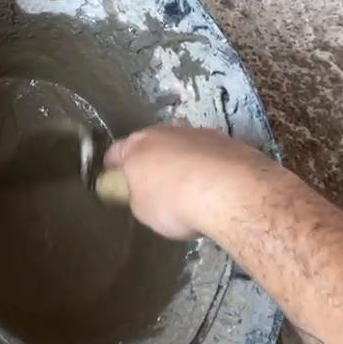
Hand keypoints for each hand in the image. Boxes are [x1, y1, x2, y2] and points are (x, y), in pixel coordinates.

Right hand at [103, 125, 275, 239]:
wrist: (230, 191)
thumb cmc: (174, 203)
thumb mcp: (143, 210)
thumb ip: (138, 197)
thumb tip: (142, 192)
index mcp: (136, 146)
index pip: (115, 152)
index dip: (112, 166)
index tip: (113, 178)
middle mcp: (163, 132)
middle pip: (151, 144)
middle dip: (151, 160)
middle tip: (155, 184)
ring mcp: (197, 133)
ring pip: (183, 145)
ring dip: (183, 160)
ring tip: (192, 187)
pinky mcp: (227, 141)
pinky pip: (210, 154)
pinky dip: (210, 166)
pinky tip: (217, 187)